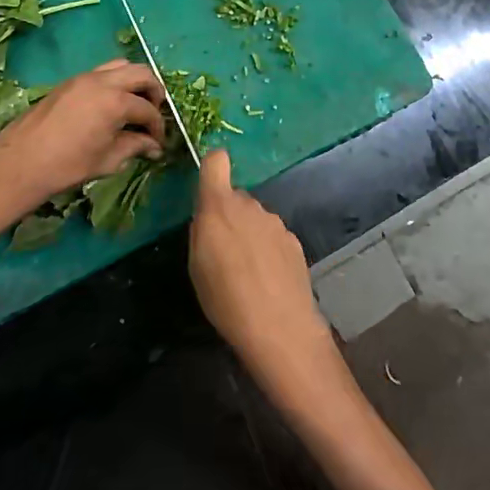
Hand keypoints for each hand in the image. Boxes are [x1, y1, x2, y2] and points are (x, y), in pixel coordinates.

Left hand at [0, 59, 165, 204]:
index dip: (158, 127)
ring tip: (134, 104)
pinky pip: (101, 72)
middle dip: (154, 91)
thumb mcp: (108, 160)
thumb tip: (154, 147)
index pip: (148, 110)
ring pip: (121, 66)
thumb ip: (134, 147)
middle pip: (141, 73)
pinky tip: (111, 104)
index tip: (158, 142)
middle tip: (154, 112)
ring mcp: (84, 78)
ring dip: (134, 81)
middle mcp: (103, 81)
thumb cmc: (68, 165)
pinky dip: (114, 81)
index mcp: (116, 101)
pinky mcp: (70, 82)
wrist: (21, 162)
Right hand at [189, 150, 332, 379]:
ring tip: (246, 273)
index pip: (216, 161)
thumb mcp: (196, 265)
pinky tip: (267, 280)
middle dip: (228, 216)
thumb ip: (202, 230)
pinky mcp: (293, 241)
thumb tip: (210, 217)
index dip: (211, 167)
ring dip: (248, 234)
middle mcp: (249, 205)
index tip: (208, 185)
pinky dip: (267, 250)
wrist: (279, 327)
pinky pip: (272, 236)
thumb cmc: (225, 298)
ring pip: (255, 218)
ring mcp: (275, 222)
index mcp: (219, 206)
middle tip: (222, 252)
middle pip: (235, 198)